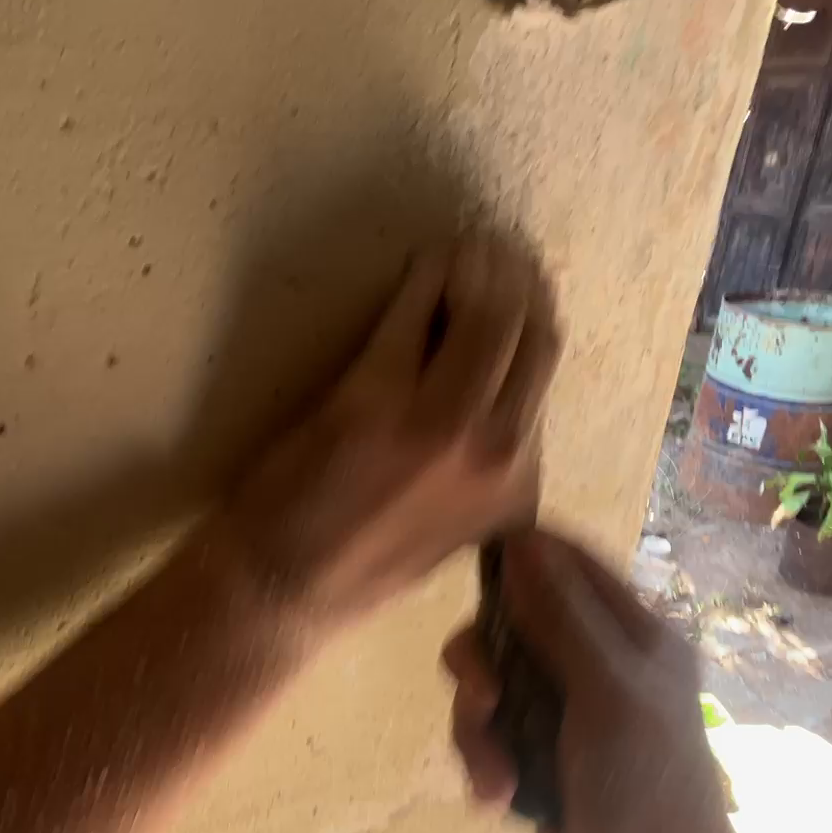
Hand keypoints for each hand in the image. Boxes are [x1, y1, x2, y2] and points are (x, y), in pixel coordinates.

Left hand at [216, 232, 558, 631]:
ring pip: (487, 316)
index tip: (519, 289)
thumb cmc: (358, 561)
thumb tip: (491, 398)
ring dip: (479, 267)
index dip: (535, 319)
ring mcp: (440, 422)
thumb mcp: (451, 528)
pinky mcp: (376, 395)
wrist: (285, 585)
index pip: (545, 375)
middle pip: (531, 337)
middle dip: (519, 281)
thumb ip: (483, 470)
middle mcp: (496, 450)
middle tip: (496, 251)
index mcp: (516, 486)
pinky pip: (414, 313)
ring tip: (463, 248)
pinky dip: (425, 277)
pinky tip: (424, 263)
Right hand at [443, 531, 739, 832]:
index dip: (519, 554)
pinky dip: (481, 755)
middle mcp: (588, 653)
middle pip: (505, 618)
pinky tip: (497, 793)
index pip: (566, 559)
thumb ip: (562, 617)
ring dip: (478, 725)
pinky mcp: (528, 736)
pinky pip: (481, 720)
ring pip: (483, 673)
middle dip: (483, 663)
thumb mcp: (610, 692)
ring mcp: (556, 696)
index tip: (472, 567)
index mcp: (629, 630)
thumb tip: (521, 538)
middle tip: (486, 699)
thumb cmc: (646, 786)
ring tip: (496, 776)